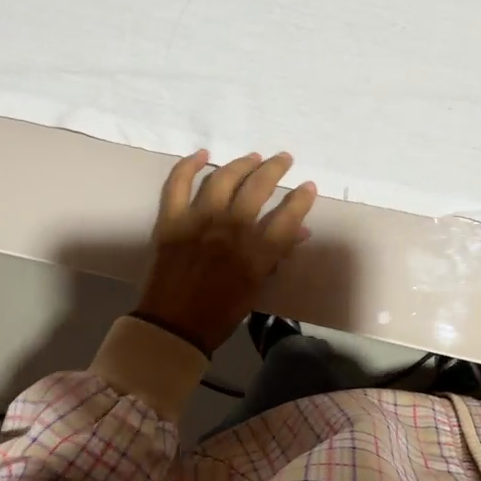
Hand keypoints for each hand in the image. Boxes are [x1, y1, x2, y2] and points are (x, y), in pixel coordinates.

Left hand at [135, 150, 316, 354]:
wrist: (174, 325)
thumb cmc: (220, 313)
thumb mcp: (256, 286)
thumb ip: (276, 255)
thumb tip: (299, 231)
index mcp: (256, 252)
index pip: (288, 216)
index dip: (302, 198)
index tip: (308, 187)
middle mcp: (231, 229)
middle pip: (258, 186)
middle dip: (276, 169)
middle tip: (283, 160)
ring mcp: (199, 220)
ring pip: (224, 177)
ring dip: (242, 163)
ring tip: (254, 157)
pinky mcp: (172, 219)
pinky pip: (178, 182)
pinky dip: (190, 165)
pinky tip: (204, 155)